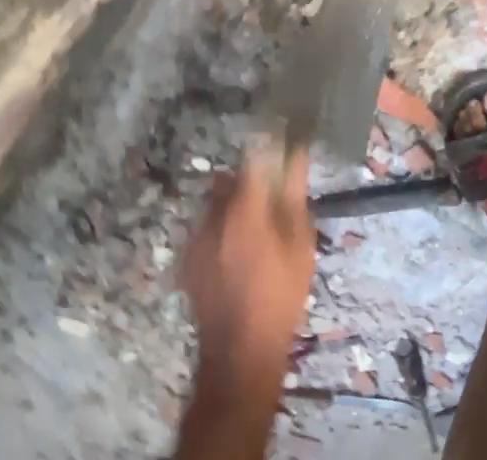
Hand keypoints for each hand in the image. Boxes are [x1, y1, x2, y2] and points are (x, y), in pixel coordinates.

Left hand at [181, 142, 316, 380]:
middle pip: (227, 179)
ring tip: (257, 222)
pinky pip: (205, 228)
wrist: (240, 349)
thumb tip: (298, 155)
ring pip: (213, 204)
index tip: (282, 137)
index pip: (253, 156)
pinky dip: (221, 226)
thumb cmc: (281, 294)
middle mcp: (212, 216)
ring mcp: (194, 239)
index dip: (267, 143)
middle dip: (248, 176)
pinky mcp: (186, 260)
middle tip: (272, 188)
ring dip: (233, 201)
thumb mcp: (300, 244)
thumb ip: (295, 196)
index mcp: (244, 208)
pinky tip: (238, 248)